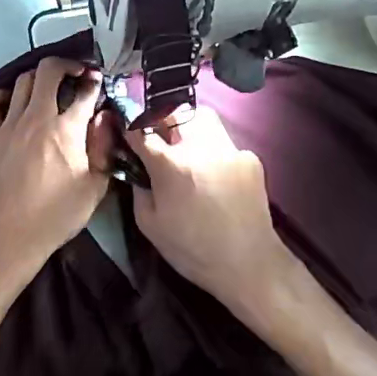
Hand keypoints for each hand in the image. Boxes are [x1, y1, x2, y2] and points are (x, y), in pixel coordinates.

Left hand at [0, 57, 116, 269]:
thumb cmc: (59, 213)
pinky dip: (3, 95)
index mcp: (67, 129)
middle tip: (77, 75)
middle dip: (68, 66)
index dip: (95, 81)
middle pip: (49, 70)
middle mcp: (37, 117)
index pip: (85, 90)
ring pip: (22, 80)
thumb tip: (104, 117)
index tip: (99, 82)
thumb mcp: (96, 185)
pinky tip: (13, 104)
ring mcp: (8, 124)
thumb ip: (103, 147)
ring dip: (39, 78)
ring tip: (49, 88)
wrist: (13, 235)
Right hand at [126, 108, 294, 314]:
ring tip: (186, 150)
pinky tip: (214, 174)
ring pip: (203, 118)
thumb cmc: (192, 250)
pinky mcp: (249, 157)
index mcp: (170, 164)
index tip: (127, 132)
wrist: (248, 263)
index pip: (141, 130)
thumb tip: (136, 168)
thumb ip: (139, 187)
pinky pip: (224, 142)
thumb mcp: (149, 224)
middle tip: (159, 138)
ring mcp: (228, 149)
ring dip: (189, 127)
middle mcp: (200, 147)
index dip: (130, 129)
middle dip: (162, 120)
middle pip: (175, 112)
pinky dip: (213, 150)